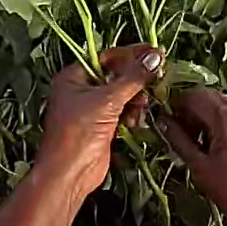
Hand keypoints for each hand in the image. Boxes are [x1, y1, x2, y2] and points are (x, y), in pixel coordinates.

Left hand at [37, 45, 163, 190]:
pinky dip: (131, 113)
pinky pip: (122, 112)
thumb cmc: (79, 132)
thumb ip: (134, 78)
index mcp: (74, 76)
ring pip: (121, 95)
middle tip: (156, 78)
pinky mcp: (102, 126)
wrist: (69, 173)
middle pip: (116, 76)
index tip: (155, 52)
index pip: (107, 57)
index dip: (131, 54)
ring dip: (135, 98)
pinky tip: (137, 120)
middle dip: (135, 80)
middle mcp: (81, 90)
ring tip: (143, 105)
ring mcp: (91, 109)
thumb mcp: (108, 100)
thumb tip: (155, 56)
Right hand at [155, 88, 226, 225]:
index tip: (171, 119)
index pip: (197, 96)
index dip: (179, 104)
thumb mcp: (200, 167)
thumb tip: (162, 120)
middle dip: (195, 110)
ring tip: (206, 141)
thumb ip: (179, 139)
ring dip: (212, 115)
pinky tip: (225, 143)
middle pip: (213, 96)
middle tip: (186, 131)